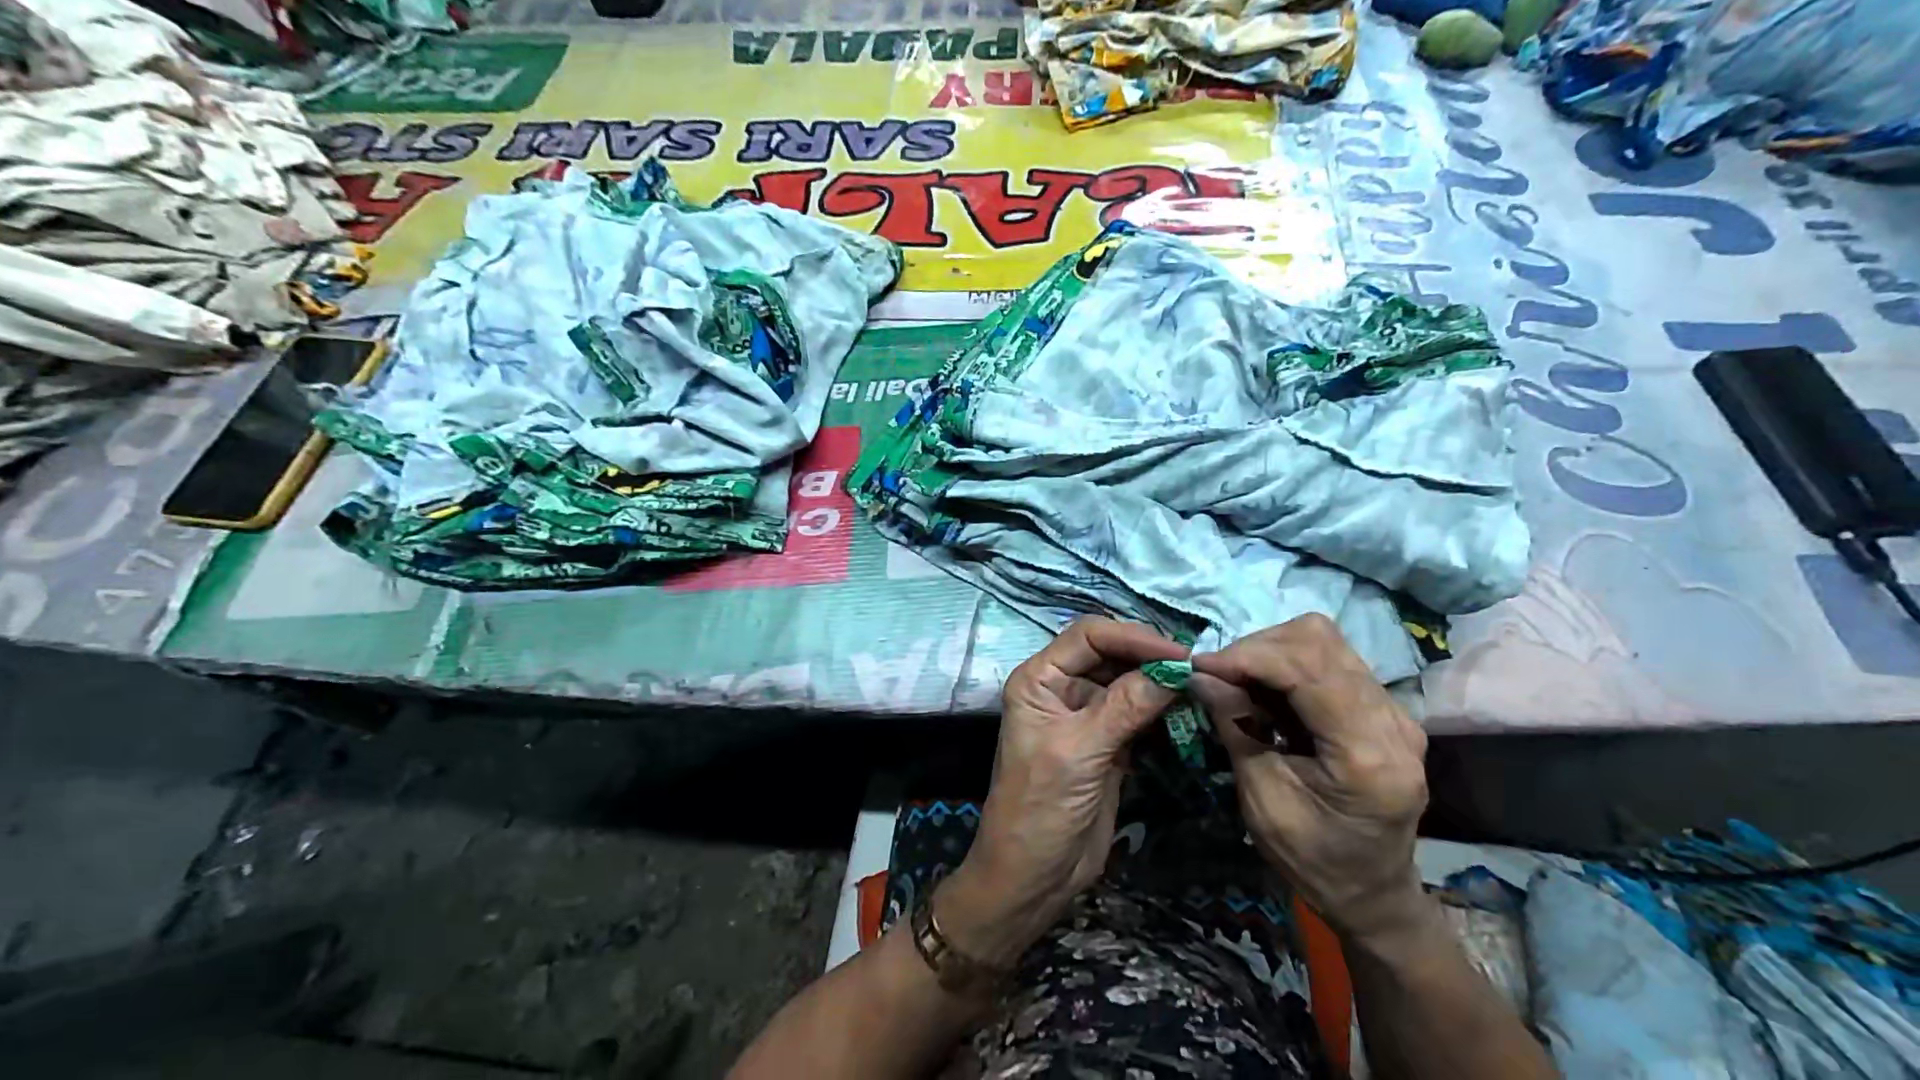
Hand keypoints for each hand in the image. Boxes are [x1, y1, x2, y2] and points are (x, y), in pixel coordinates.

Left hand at [936, 618, 1187, 968]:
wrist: (1034, 876)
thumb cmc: (1040, 809)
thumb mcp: (1080, 752)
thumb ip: (1125, 707)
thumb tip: (1175, 669)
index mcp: (1039, 679)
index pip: (1089, 636)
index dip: (1133, 637)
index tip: (1180, 653)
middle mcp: (1061, 688)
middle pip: (1112, 654)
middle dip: (1152, 658)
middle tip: (1200, 670)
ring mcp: (1086, 715)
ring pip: (1129, 682)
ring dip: (1162, 684)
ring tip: (1201, 688)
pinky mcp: (1108, 742)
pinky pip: (1139, 713)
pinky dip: (1163, 712)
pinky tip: (1190, 714)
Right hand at [1187, 614, 1430, 943]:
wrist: (1372, 893)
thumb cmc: (1313, 860)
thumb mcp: (1262, 802)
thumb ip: (1237, 729)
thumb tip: (1199, 675)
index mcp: (1368, 755)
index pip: (1308, 669)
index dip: (1248, 656)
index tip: (1200, 668)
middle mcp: (1392, 722)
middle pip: (1319, 640)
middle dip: (1257, 648)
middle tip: (1218, 677)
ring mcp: (1394, 711)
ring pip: (1324, 641)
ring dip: (1270, 652)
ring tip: (1239, 684)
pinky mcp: (1384, 708)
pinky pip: (1330, 660)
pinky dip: (1287, 664)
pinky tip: (1266, 693)